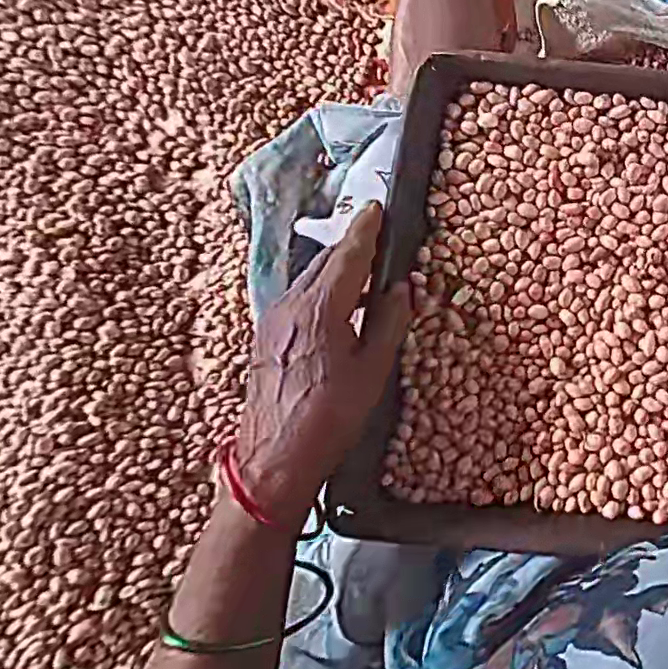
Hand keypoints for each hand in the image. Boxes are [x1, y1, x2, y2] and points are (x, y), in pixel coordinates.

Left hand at [231, 202, 410, 523]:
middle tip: (380, 237)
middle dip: (354, 245)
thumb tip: (400, 289)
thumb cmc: (331, 416)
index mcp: (320, 310)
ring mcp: (273, 320)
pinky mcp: (266, 336)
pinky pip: (300, 296)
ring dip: (339, 267)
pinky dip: (324, 287)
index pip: (348, 256)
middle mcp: (290, 306)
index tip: (378, 208)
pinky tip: (341, 301)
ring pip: (311, 277)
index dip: (366, 230)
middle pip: (326, 261)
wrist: (273, 459)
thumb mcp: (373, 370)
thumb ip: (389, 322)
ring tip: (366, 269)